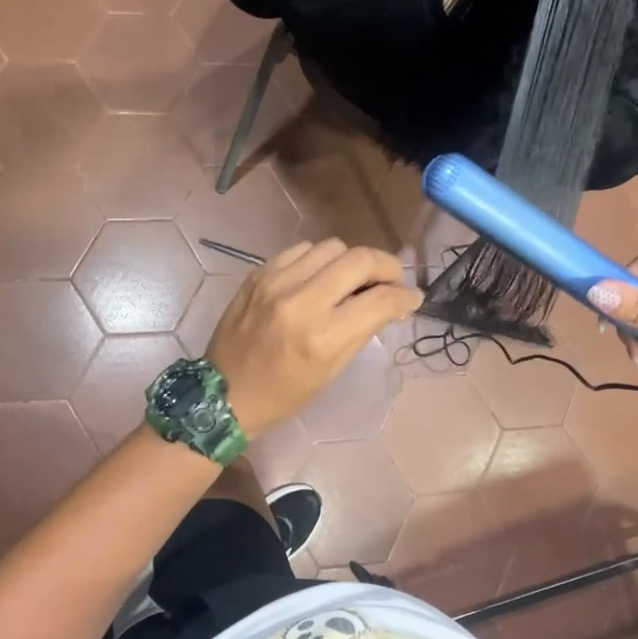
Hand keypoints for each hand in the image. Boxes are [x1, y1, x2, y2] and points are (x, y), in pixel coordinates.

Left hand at [207, 240, 422, 434]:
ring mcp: (276, 282)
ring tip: (354, 278)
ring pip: (332, 246)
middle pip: (359, 259)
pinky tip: (320, 276)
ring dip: (352, 260)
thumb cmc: (284, 393)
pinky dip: (319, 259)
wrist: (224, 392)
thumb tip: (393, 300)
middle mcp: (300, 302)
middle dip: (386, 265)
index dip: (405, 295)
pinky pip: (301, 249)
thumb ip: (363, 329)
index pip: (379, 299)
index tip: (413, 297)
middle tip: (391, 279)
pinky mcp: (259, 273)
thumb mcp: (332, 370)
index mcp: (322, 337)